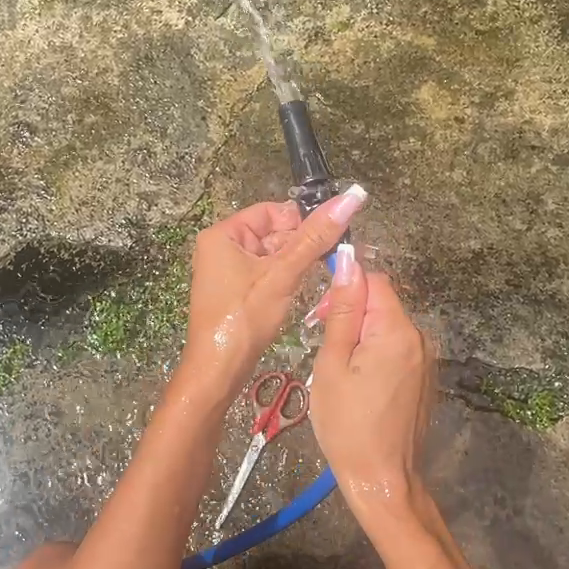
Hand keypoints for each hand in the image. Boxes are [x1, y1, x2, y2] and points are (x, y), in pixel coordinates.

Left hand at [180, 185, 368, 392]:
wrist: (219, 368)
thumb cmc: (244, 317)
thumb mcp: (282, 274)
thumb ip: (315, 238)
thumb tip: (349, 199)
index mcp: (222, 234)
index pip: (270, 211)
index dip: (300, 221)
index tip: (327, 237)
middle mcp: (220, 247)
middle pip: (272, 232)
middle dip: (298, 245)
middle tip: (325, 260)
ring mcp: (225, 270)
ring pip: (271, 255)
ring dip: (293, 264)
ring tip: (311, 277)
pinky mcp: (234, 291)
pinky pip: (264, 273)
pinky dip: (283, 278)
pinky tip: (295, 291)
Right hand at [308, 249, 436, 521]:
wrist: (382, 479)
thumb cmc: (347, 424)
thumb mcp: (332, 364)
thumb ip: (341, 312)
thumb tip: (346, 263)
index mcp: (397, 331)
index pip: (374, 281)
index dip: (344, 290)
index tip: (319, 319)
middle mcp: (420, 339)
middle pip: (381, 304)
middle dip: (350, 315)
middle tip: (323, 349)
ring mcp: (426, 361)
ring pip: (386, 328)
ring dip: (359, 337)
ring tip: (337, 371)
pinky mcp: (424, 380)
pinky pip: (396, 351)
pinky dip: (373, 356)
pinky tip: (357, 386)